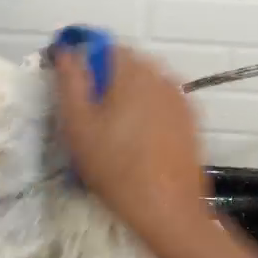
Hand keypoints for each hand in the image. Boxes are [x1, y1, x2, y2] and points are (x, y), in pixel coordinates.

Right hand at [54, 46, 214, 254]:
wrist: (167, 211)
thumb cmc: (116, 167)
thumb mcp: (78, 125)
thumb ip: (70, 80)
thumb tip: (65, 50)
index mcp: (133, 69)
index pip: (103, 46)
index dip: (83, 63)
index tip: (71, 91)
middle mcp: (161, 74)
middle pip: (125, 64)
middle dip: (105, 82)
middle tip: (89, 119)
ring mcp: (180, 97)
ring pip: (144, 84)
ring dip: (127, 97)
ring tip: (112, 135)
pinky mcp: (191, 119)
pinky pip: (161, 103)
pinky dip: (147, 112)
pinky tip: (137, 142)